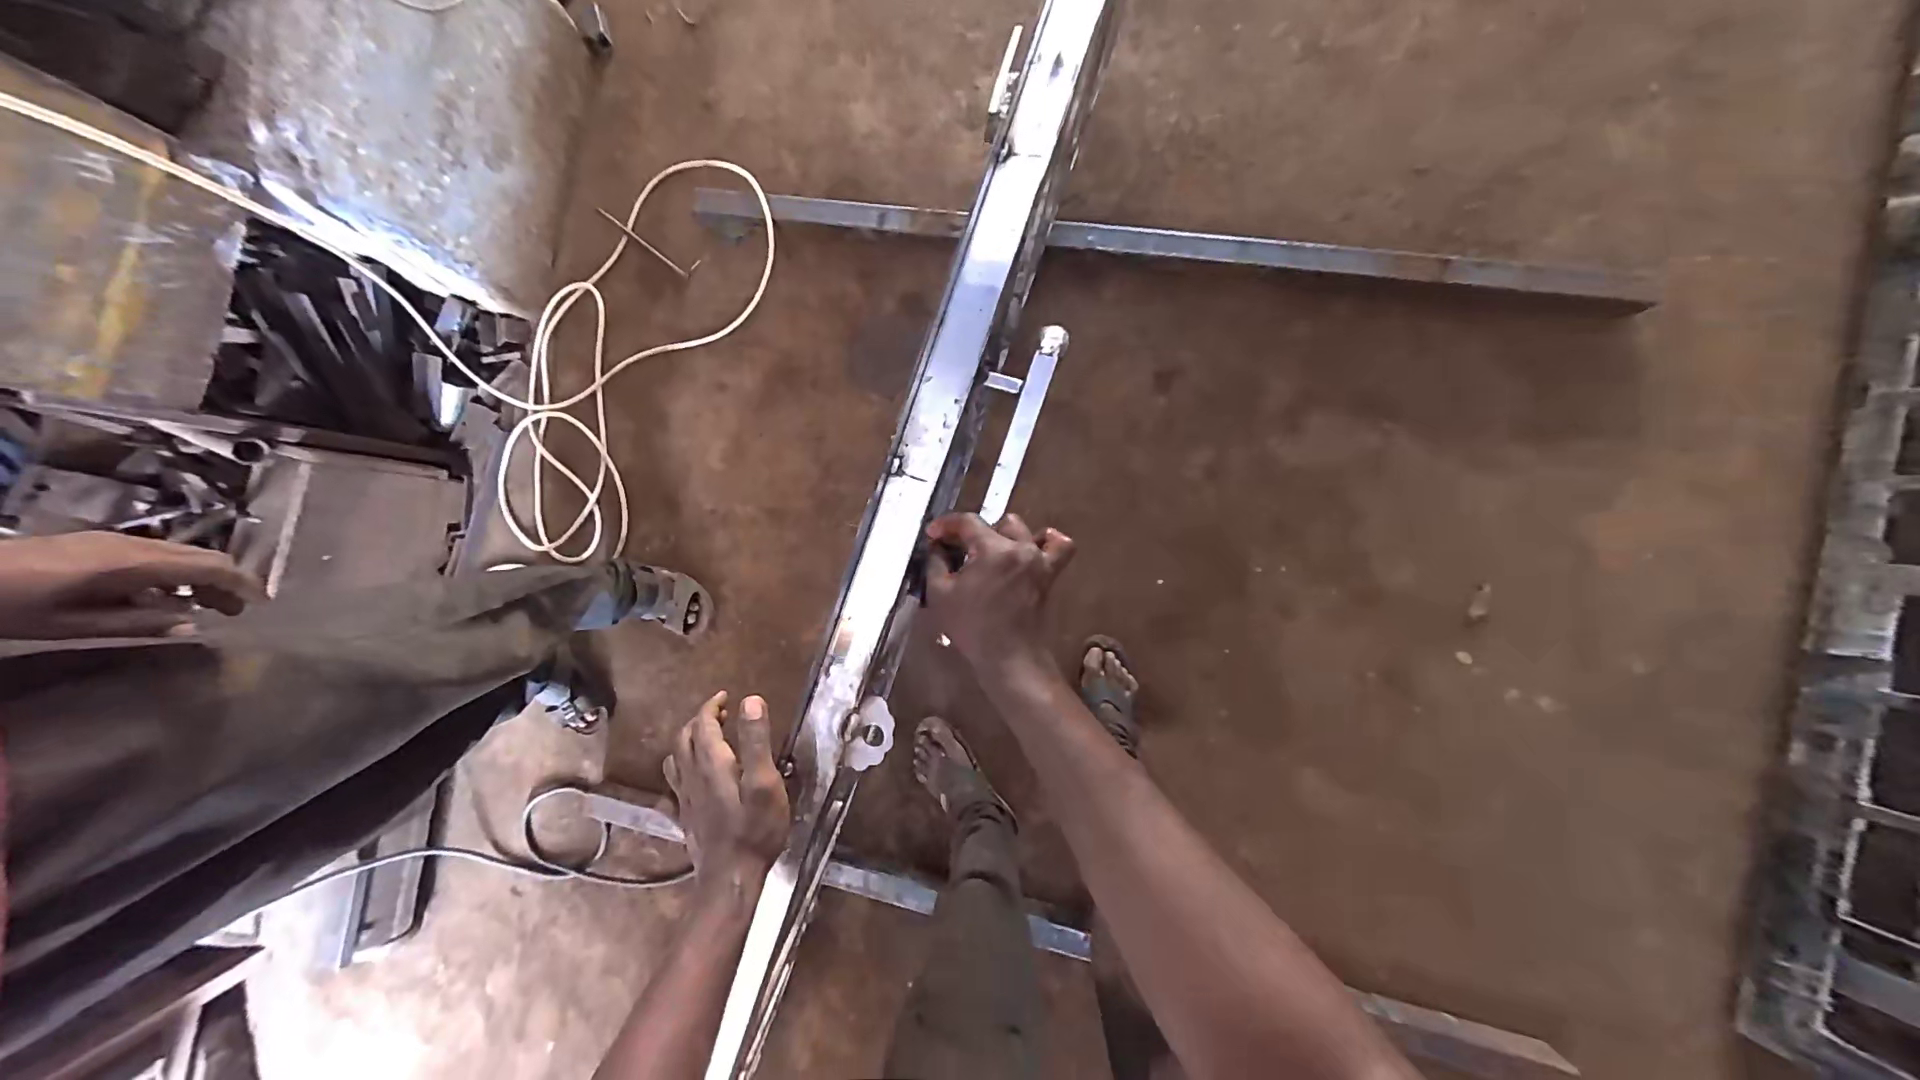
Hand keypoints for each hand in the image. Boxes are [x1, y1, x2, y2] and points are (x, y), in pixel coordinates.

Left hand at [0, 532, 263, 638]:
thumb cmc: (8, 606)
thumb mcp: (71, 625)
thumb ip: (138, 624)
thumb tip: (191, 625)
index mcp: (134, 564)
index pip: (211, 568)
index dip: (243, 584)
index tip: (260, 604)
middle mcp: (134, 545)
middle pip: (204, 556)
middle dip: (228, 581)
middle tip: (234, 610)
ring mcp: (116, 540)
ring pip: (184, 554)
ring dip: (203, 577)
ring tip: (202, 606)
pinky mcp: (101, 542)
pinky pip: (159, 553)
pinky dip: (177, 573)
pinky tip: (161, 596)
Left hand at [664, 691, 790, 896]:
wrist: (730, 877)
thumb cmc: (755, 828)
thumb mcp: (764, 781)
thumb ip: (756, 740)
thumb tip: (750, 701)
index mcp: (712, 763)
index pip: (704, 724)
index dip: (712, 706)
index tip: (726, 697)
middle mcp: (692, 776)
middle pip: (686, 738)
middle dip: (701, 720)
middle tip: (721, 713)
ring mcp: (685, 798)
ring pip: (676, 759)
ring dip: (689, 741)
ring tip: (706, 737)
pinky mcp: (686, 816)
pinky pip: (675, 783)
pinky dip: (682, 768)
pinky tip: (691, 776)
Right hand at [924, 512, 1075, 670]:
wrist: (1010, 658)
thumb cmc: (973, 627)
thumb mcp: (940, 593)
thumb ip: (936, 562)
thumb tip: (937, 547)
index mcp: (994, 549)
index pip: (968, 522)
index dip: (946, 524)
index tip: (933, 534)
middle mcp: (1021, 548)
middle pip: (996, 524)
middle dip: (973, 533)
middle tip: (957, 550)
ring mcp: (1039, 560)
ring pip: (1023, 531)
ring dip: (1003, 535)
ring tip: (990, 553)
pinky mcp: (1050, 575)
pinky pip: (1058, 547)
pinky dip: (1046, 543)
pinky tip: (1030, 550)